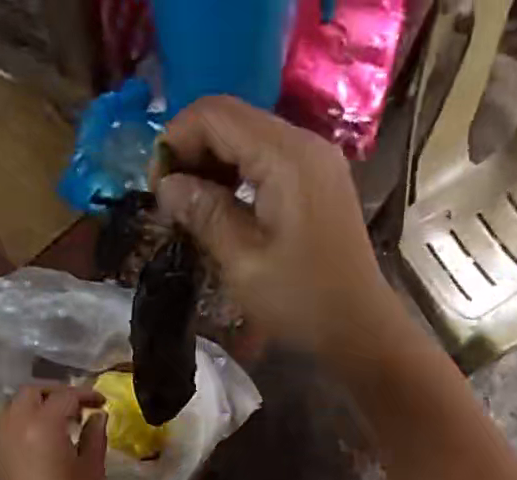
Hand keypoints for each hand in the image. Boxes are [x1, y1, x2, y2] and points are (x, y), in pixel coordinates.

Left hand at [0, 384, 107, 479]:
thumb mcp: (92, 466)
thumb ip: (95, 435)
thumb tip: (98, 416)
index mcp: (45, 423)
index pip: (66, 396)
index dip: (86, 395)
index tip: (101, 402)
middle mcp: (17, 423)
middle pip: (32, 392)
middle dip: (55, 393)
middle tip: (76, 405)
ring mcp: (0, 438)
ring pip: (10, 405)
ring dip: (30, 403)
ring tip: (50, 415)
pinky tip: (11, 426)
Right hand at [154, 96, 416, 363]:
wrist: (360, 329)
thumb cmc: (301, 302)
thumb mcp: (243, 264)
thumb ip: (204, 214)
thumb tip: (167, 185)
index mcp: (286, 157)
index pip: (215, 114)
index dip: (175, 140)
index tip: (155, 186)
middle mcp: (305, 144)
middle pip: (234, 119)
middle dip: (193, 150)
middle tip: (169, 199)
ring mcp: (317, 161)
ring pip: (251, 137)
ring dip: (214, 163)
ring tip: (192, 206)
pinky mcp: (321, 181)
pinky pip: (270, 159)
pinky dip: (240, 174)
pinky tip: (225, 208)